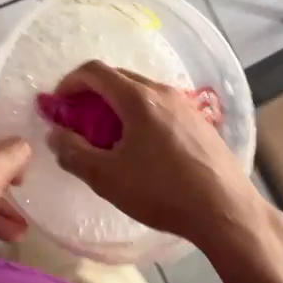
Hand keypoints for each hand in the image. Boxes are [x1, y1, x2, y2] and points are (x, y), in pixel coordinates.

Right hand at [46, 61, 264, 249]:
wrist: (227, 212)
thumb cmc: (163, 192)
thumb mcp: (106, 177)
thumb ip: (73, 152)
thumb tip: (55, 134)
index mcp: (137, 98)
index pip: (94, 71)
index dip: (69, 83)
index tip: (58, 106)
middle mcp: (162, 92)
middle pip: (118, 77)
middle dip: (92, 94)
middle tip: (78, 122)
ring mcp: (185, 105)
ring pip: (141, 92)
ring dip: (116, 105)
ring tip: (109, 137)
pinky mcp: (200, 122)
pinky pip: (161, 106)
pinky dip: (140, 115)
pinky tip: (142, 148)